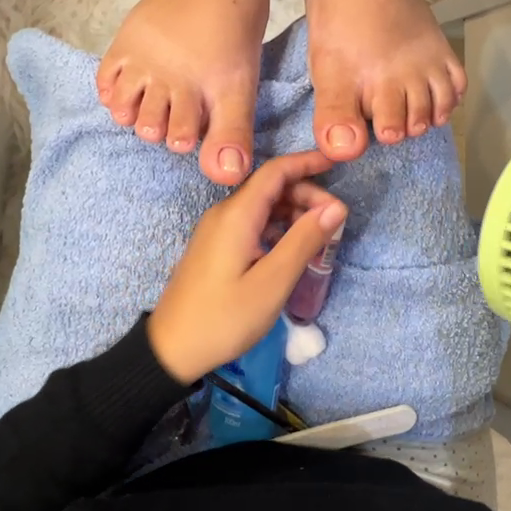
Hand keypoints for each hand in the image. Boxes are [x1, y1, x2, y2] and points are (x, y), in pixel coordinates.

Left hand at [146, 150, 347, 382]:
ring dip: (293, 212)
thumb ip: (304, 240)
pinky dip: (278, 227)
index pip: (275, 171)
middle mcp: (224, 213)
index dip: (308, 162)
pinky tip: (293, 249)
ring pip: (262, 205)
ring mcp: (217, 230)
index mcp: (236, 214)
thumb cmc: (223, 317)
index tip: (339, 162)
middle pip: (270, 186)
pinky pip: (252, 222)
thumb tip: (336, 206)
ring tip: (320, 237)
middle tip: (335, 221)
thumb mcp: (272, 282)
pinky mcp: (216, 247)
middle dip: (306, 193)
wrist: (171, 348)